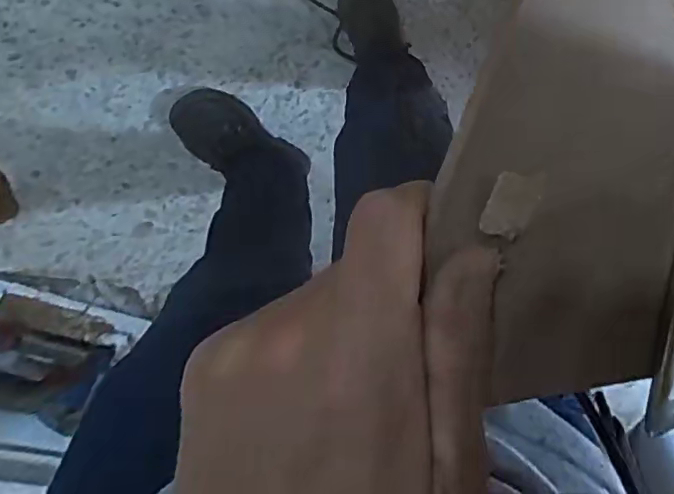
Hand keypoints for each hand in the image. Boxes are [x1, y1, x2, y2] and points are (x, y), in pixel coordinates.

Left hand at [174, 181, 500, 493]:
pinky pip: (284, 320)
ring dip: (353, 321)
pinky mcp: (200, 370)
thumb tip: (473, 249)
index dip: (423, 214)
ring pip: (327, 290)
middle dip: (397, 289)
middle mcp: (281, 328)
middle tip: (413, 365)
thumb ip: (460, 343)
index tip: (449, 257)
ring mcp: (229, 349)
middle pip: (362, 258)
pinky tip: (306, 415)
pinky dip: (309, 344)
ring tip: (356, 403)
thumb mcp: (449, 460)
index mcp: (351, 346)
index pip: (384, 212)